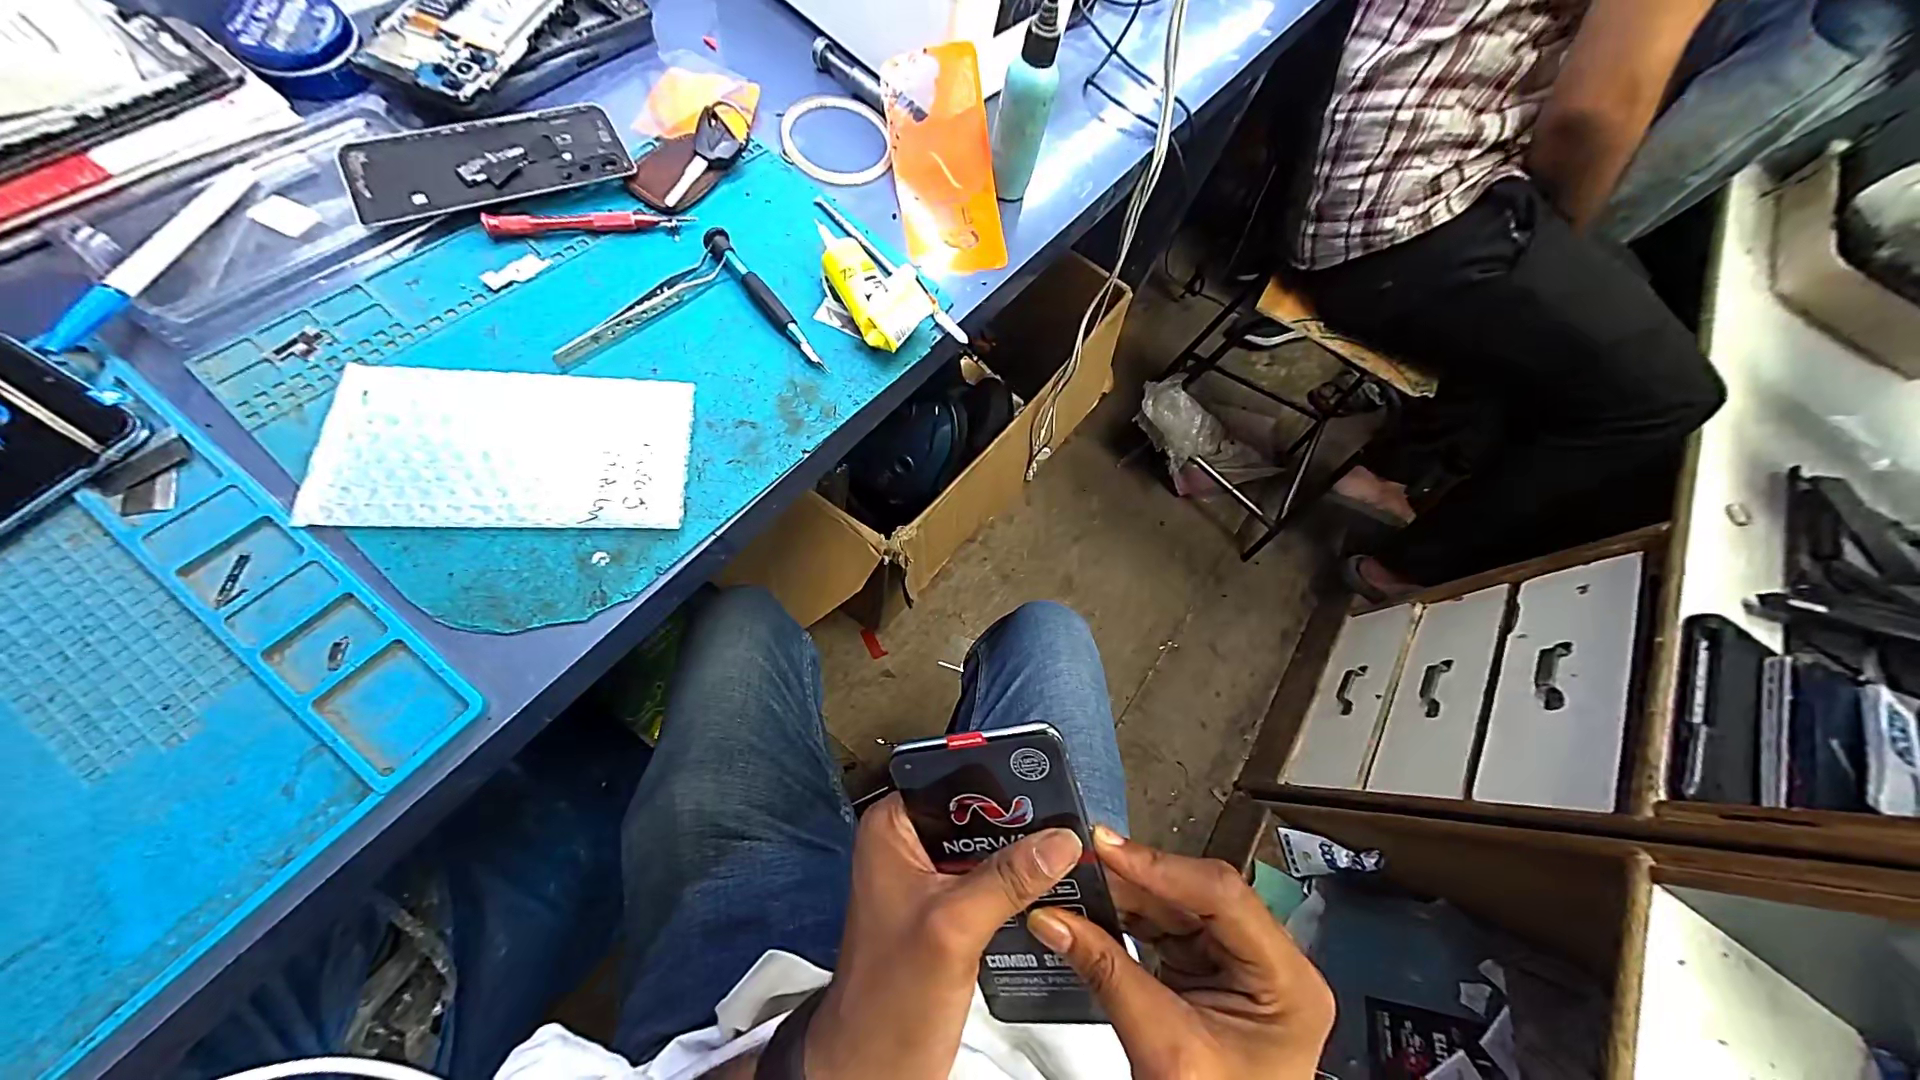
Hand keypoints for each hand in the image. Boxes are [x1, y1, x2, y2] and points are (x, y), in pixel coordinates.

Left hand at [805, 793, 1081, 1079]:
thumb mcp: (953, 927)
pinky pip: (988, 875)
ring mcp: (927, 876)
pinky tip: (1048, 882)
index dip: (993, 773)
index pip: (948, 777)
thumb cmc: (887, 1000)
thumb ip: (1007, 878)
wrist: (874, 1071)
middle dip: (1015, 815)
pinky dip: (1016, 878)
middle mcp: (907, 843)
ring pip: (984, 843)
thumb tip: (1059, 840)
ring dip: (1020, 848)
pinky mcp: (946, 906)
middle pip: (972, 809)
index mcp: (892, 827)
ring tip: (1064, 845)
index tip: (1038, 775)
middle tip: (1062, 816)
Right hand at [1027, 826, 1334, 1078]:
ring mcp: (1236, 964)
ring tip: (1081, 881)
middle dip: (1132, 877)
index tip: (1105, 846)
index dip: (1158, 865)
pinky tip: (1096, 909)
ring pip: (1174, 905)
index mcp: (1287, 981)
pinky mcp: (1207, 971)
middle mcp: (1268, 962)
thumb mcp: (1164, 1048)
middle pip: (1194, 894)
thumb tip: (1054, 918)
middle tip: (1082, 860)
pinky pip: (1162, 927)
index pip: (1221, 895)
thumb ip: (1108, 974)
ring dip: (1124, 893)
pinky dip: (1126, 917)